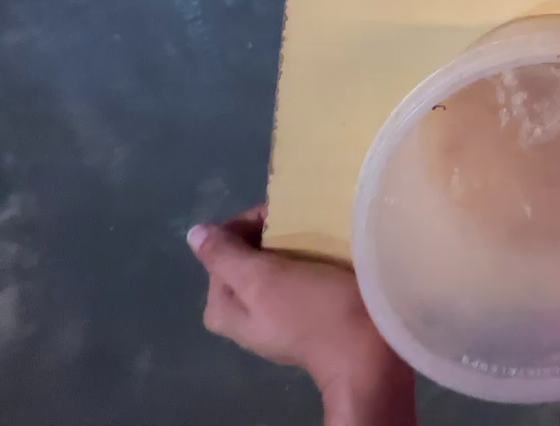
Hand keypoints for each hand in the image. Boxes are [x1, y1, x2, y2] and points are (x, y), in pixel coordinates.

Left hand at [187, 206, 406, 402]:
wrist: (365, 346)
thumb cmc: (312, 310)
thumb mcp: (263, 281)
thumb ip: (226, 258)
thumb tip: (195, 233)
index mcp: (224, 306)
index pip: (224, 247)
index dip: (251, 223)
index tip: (285, 213)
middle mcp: (245, 309)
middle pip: (251, 253)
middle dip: (276, 230)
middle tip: (307, 220)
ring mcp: (279, 310)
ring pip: (280, 259)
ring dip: (299, 240)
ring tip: (324, 229)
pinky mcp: (310, 306)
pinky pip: (304, 269)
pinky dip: (315, 253)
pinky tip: (334, 248)